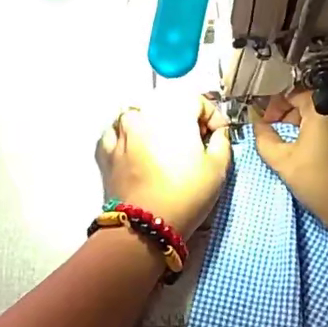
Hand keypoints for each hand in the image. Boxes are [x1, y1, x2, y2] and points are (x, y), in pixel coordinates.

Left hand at [96, 96, 232, 234]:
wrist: (144, 225)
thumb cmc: (186, 194)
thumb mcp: (218, 168)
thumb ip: (222, 140)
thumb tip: (217, 132)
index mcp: (173, 110)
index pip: (198, 101)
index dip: (213, 117)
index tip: (218, 136)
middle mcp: (143, 112)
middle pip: (168, 107)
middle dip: (184, 121)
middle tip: (195, 145)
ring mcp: (120, 130)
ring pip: (140, 117)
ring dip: (154, 127)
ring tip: (165, 150)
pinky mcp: (105, 150)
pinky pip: (118, 134)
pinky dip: (129, 139)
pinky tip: (138, 153)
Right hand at [252, 89, 327, 235]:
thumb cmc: (319, 181)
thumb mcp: (282, 161)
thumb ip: (264, 138)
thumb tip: (259, 125)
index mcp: (325, 105)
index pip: (294, 95)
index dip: (276, 108)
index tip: (268, 126)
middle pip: (316, 104)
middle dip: (296, 118)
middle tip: (284, 138)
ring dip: (317, 127)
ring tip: (306, 149)